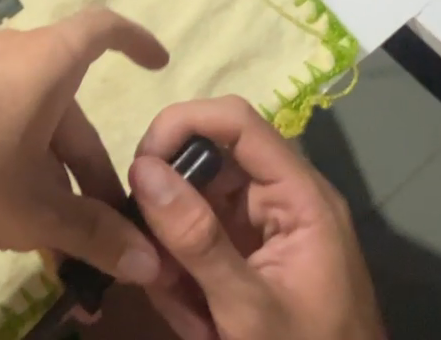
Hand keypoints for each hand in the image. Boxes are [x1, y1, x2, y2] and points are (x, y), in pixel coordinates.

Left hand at [0, 7, 169, 284]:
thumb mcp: (33, 211)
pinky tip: (10, 218)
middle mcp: (12, 56)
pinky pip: (0, 124)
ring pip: (34, 126)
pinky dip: (18, 165)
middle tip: (106, 238)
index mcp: (44, 64)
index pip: (101, 30)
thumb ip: (92, 234)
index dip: (135, 40)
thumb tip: (149, 260)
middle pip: (69, 109)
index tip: (158, 63)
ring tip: (58, 247)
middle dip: (91, 175)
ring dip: (54, 180)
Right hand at [127, 97, 384, 339]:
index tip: (140, 165)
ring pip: (189, 202)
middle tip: (150, 257)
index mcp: (300, 197)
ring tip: (184, 309)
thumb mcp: (251, 311)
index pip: (235, 121)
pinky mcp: (243, 253)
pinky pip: (192, 238)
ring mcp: (259, 227)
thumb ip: (197, 239)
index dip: (183, 124)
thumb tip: (142, 167)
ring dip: (170, 251)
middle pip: (204, 160)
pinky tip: (193, 320)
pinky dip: (178, 274)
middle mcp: (278, 199)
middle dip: (168, 206)